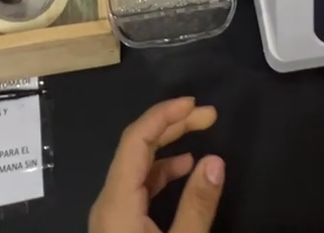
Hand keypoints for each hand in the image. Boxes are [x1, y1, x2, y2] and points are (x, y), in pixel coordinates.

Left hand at [88, 98, 224, 232]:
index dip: (164, 114)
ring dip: (168, 146)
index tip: (194, 103)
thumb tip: (216, 160)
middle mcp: (108, 201)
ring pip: (137, 164)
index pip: (135, 138)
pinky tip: (184, 168)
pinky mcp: (117, 225)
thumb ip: (196, 206)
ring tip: (200, 134)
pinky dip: (160, 170)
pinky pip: (137, 184)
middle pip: (136, 146)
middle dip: (172, 125)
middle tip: (208, 115)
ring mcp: (110, 213)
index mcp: (116, 201)